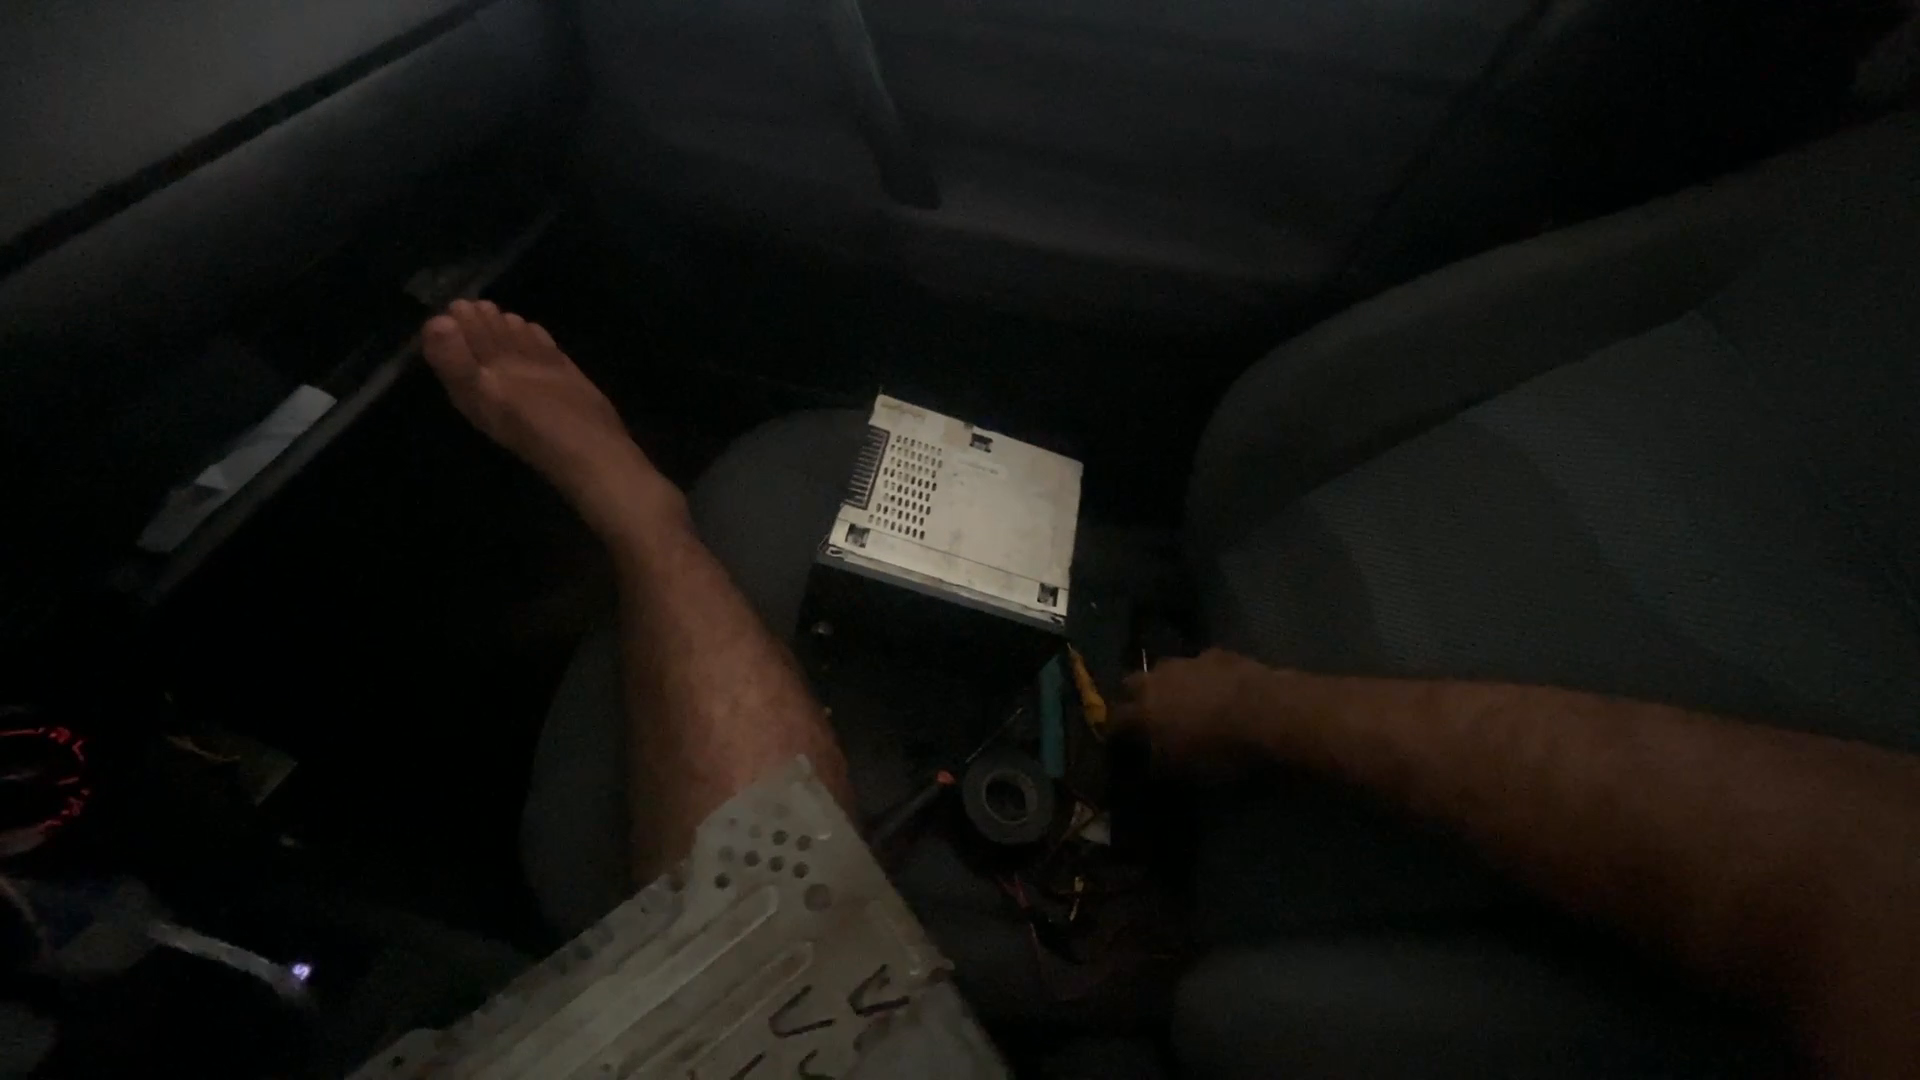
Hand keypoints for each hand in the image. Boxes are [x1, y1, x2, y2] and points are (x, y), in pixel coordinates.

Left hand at [421, 301, 679, 536]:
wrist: (598, 454)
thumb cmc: (543, 430)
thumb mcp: (489, 397)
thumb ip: (458, 363)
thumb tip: (438, 321)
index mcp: (478, 391)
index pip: (456, 353)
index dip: (452, 330)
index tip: (456, 307)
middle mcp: (503, 385)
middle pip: (484, 347)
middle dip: (476, 325)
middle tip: (472, 303)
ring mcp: (536, 383)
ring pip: (514, 348)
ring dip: (503, 329)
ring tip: (496, 311)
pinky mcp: (566, 382)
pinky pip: (546, 356)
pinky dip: (537, 341)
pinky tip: (530, 327)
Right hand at [1115, 648, 1271, 757]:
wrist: (1267, 712)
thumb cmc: (1220, 748)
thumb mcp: (1185, 769)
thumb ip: (1157, 762)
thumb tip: (1145, 761)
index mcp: (1143, 709)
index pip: (1114, 717)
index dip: (1114, 729)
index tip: (1118, 739)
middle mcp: (1155, 679)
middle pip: (1132, 683)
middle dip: (1135, 697)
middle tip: (1149, 714)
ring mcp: (1185, 662)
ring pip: (1165, 670)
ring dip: (1168, 684)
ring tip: (1185, 700)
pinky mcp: (1215, 654)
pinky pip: (1198, 665)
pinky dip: (1202, 677)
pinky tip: (1217, 690)